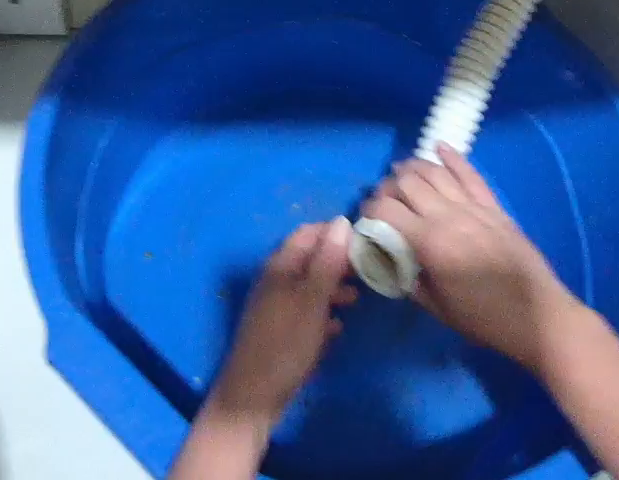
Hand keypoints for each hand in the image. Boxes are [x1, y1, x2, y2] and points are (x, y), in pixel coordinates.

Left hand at [206, 218, 357, 426]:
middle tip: (366, 271)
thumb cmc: (285, 344)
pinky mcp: (279, 332)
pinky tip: (337, 328)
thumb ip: (327, 261)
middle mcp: (276, 280)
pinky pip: (304, 313)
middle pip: (309, 258)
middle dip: (337, 261)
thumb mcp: (312, 300)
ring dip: (332, 288)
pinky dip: (322, 314)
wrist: (252, 398)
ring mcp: (275, 307)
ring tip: (356, 299)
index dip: (335, 233)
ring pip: (308, 286)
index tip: (365, 242)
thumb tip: (342, 221)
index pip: (308, 233)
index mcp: (280, 266)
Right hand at [358, 145, 583, 377]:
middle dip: (387, 187)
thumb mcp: (437, 308)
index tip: (366, 219)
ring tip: (400, 173)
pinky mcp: (493, 206)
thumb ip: (408, 280)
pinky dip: (452, 157)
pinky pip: (469, 174)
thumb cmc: (484, 319)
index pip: (386, 210)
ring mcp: (473, 207)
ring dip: (412, 168)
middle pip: (407, 183)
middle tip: (383, 200)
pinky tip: (438, 147)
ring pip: (434, 172)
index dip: (369, 210)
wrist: (538, 317)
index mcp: (431, 243)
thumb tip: (388, 259)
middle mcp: (449, 216)